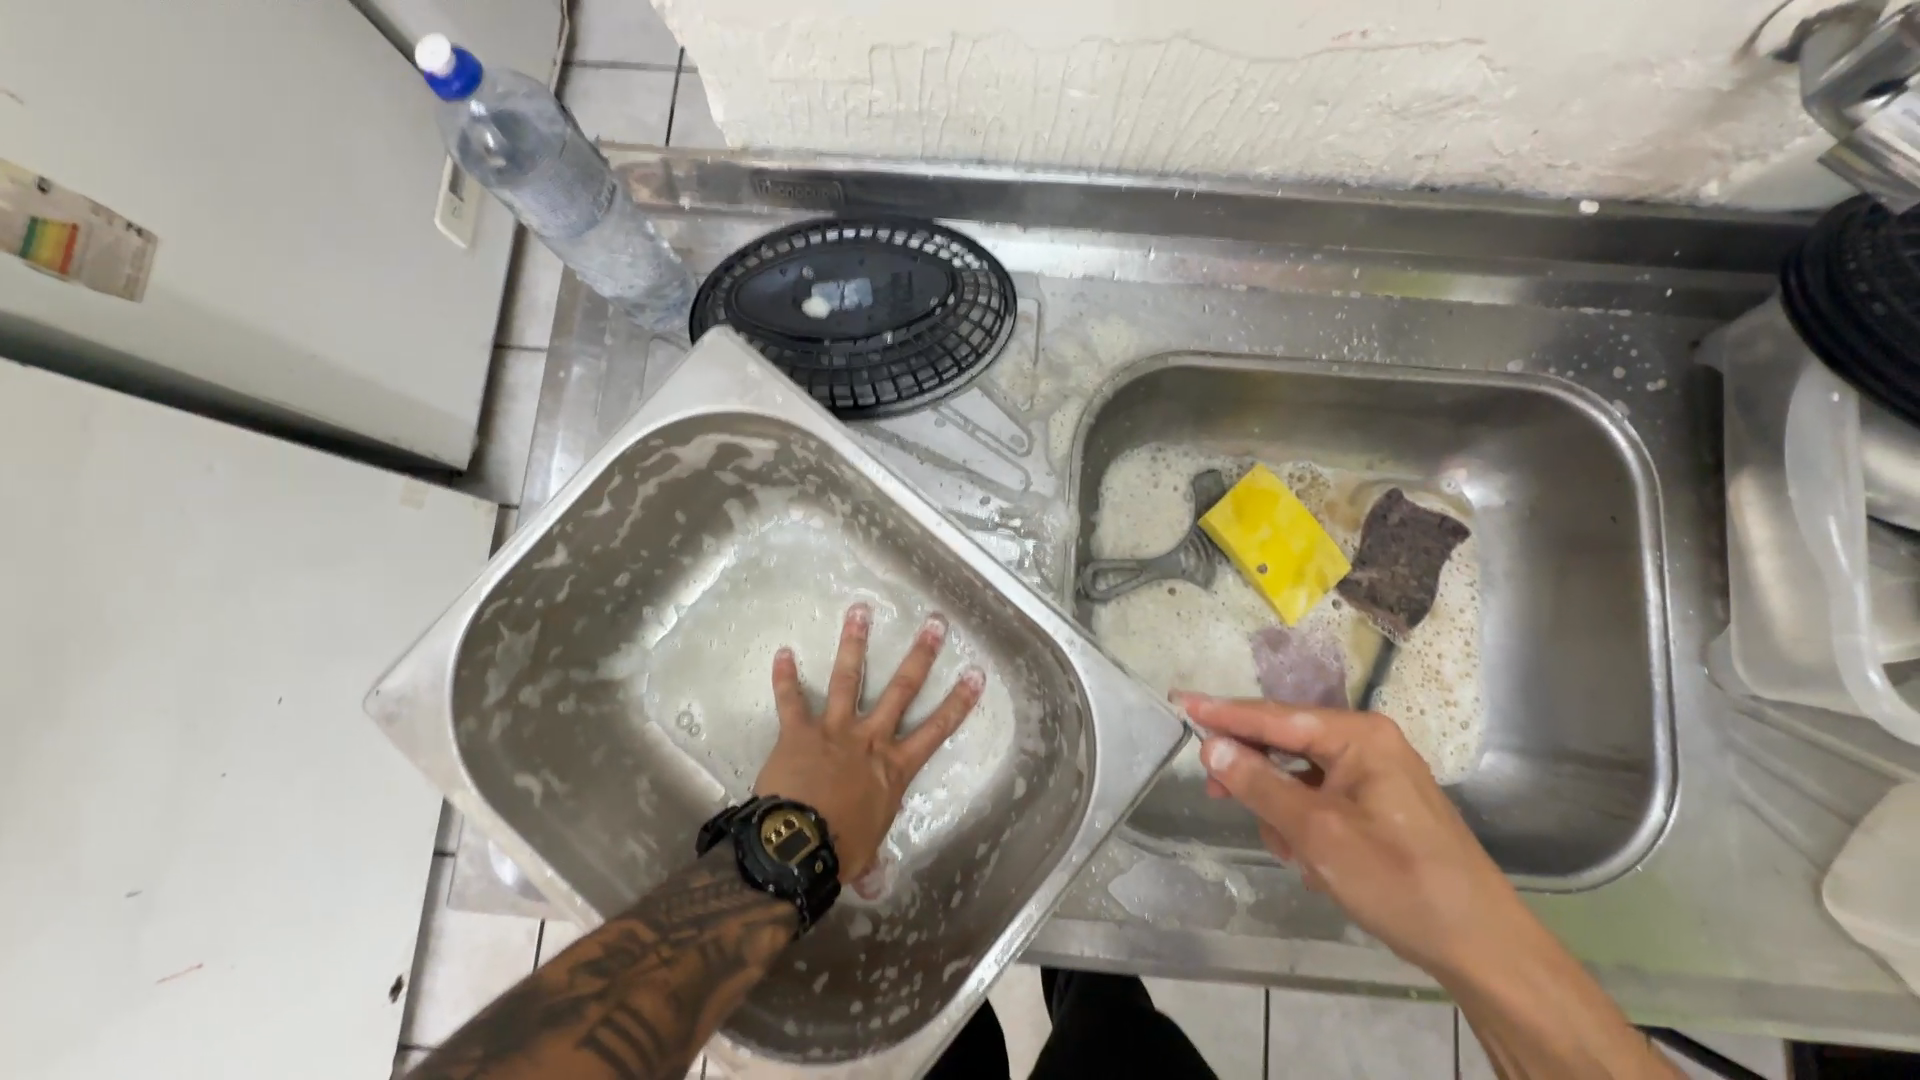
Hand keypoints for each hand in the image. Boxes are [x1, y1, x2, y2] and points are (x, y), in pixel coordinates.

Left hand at [755, 603, 984, 882]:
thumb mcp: (864, 858)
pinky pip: (790, 700)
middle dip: (920, 655)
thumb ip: (872, 863)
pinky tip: (782, 652)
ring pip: (848, 679)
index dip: (958, 702)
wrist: (797, 846)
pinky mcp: (798, 731)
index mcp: (894, 769)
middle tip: (934, 624)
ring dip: (854, 643)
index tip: (975, 673)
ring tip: (860, 609)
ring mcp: (834, 730)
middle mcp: (870, 740)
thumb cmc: (838, 852)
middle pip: (901, 690)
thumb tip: (875, 888)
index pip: (936, 731)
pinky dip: (785, 677)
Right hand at [1176, 694, 1521, 977]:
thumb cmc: (1398, 881)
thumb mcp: (1317, 833)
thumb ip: (1259, 785)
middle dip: (1253, 776)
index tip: (1179, 701)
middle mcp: (1366, 744)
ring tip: (1295, 856)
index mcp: (1358, 736)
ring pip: (1297, 779)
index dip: (1222, 713)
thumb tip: (1212, 747)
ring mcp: (1373, 776)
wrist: (1480, 944)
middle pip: (1284, 744)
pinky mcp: (1376, 807)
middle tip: (1213, 792)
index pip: (1273, 716)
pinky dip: (1305, 827)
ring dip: (1282, 813)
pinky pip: (1319, 802)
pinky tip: (1312, 863)